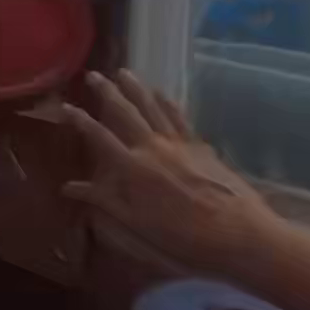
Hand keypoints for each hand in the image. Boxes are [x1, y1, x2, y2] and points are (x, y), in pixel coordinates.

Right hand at [64, 69, 286, 275]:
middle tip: (92, 74)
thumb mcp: (136, 223)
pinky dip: (168, 103)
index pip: (98, 136)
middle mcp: (152, 147)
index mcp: (132, 167)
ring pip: (152, 108)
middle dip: (106, 92)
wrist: (245, 238)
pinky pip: (179, 118)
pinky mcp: (201, 148)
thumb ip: (102, 200)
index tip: (65, 106)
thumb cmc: (185, 236)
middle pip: (124, 113)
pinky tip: (161, 92)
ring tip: (123, 72)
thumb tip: (67, 188)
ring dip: (135, 88)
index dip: (79, 120)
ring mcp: (178, 144)